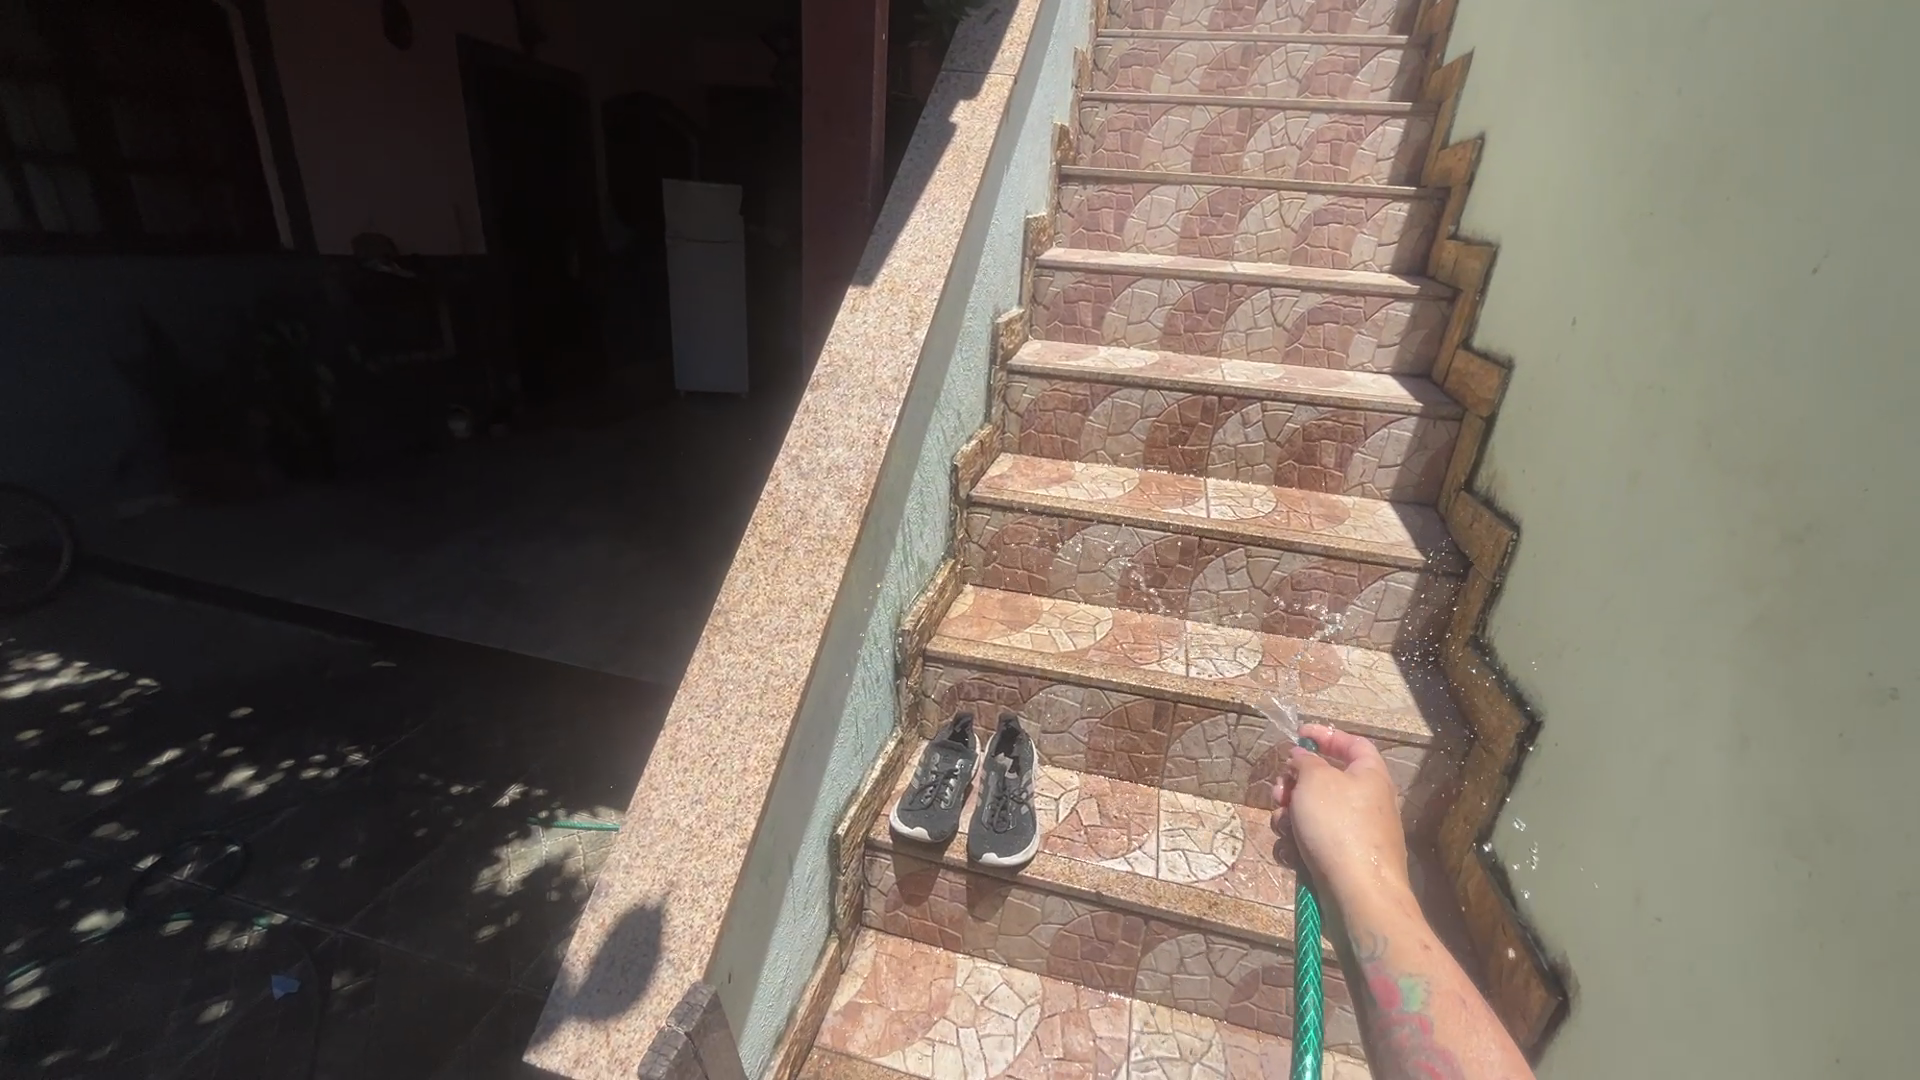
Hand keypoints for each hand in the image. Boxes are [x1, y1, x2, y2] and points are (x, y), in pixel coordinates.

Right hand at [1270, 724, 1411, 905]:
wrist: (1359, 892)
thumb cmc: (1339, 826)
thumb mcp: (1315, 780)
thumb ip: (1305, 761)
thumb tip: (1302, 758)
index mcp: (1369, 776)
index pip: (1353, 743)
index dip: (1325, 735)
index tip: (1298, 735)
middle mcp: (1365, 801)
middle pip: (1323, 779)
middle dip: (1293, 783)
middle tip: (1280, 791)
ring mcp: (1353, 832)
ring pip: (1311, 810)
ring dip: (1288, 814)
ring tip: (1284, 826)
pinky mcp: (1341, 858)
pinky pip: (1311, 838)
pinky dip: (1296, 841)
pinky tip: (1290, 850)